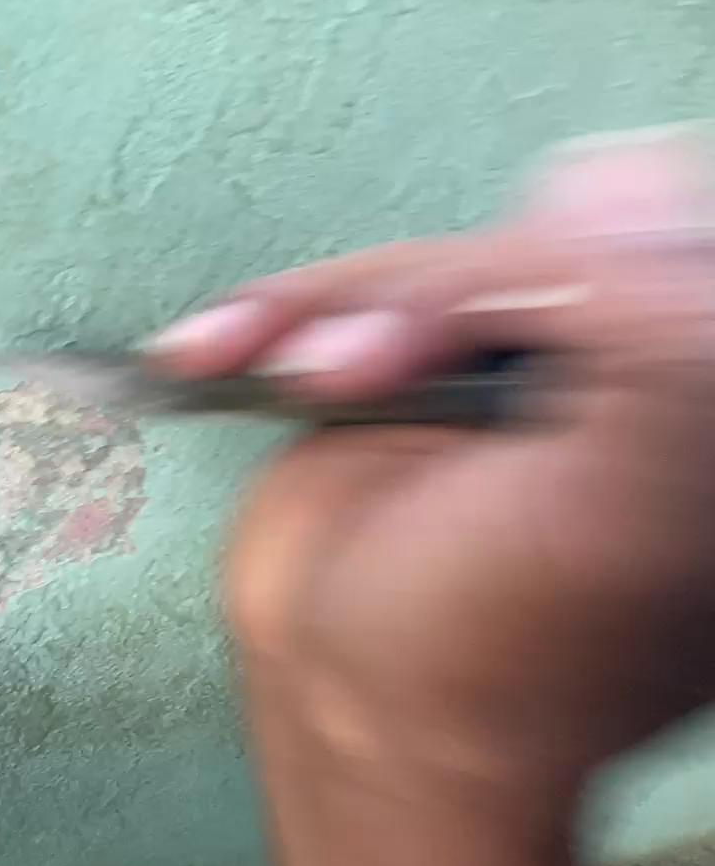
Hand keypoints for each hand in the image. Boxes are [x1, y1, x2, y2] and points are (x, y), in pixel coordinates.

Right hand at [152, 127, 714, 865]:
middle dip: (383, 308)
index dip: (519, 276)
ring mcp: (469, 378)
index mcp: (682, 389)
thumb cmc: (491, 638)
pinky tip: (199, 349)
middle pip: (483, 259)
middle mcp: (592, 373)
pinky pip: (309, 316)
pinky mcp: (369, 387)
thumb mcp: (613, 507)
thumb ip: (658, 345)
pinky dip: (247, 324)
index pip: (627, 258)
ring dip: (286, 310)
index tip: (414, 349)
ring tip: (218, 352)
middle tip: (327, 378)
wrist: (348, 699)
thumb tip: (611, 166)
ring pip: (381, 280)